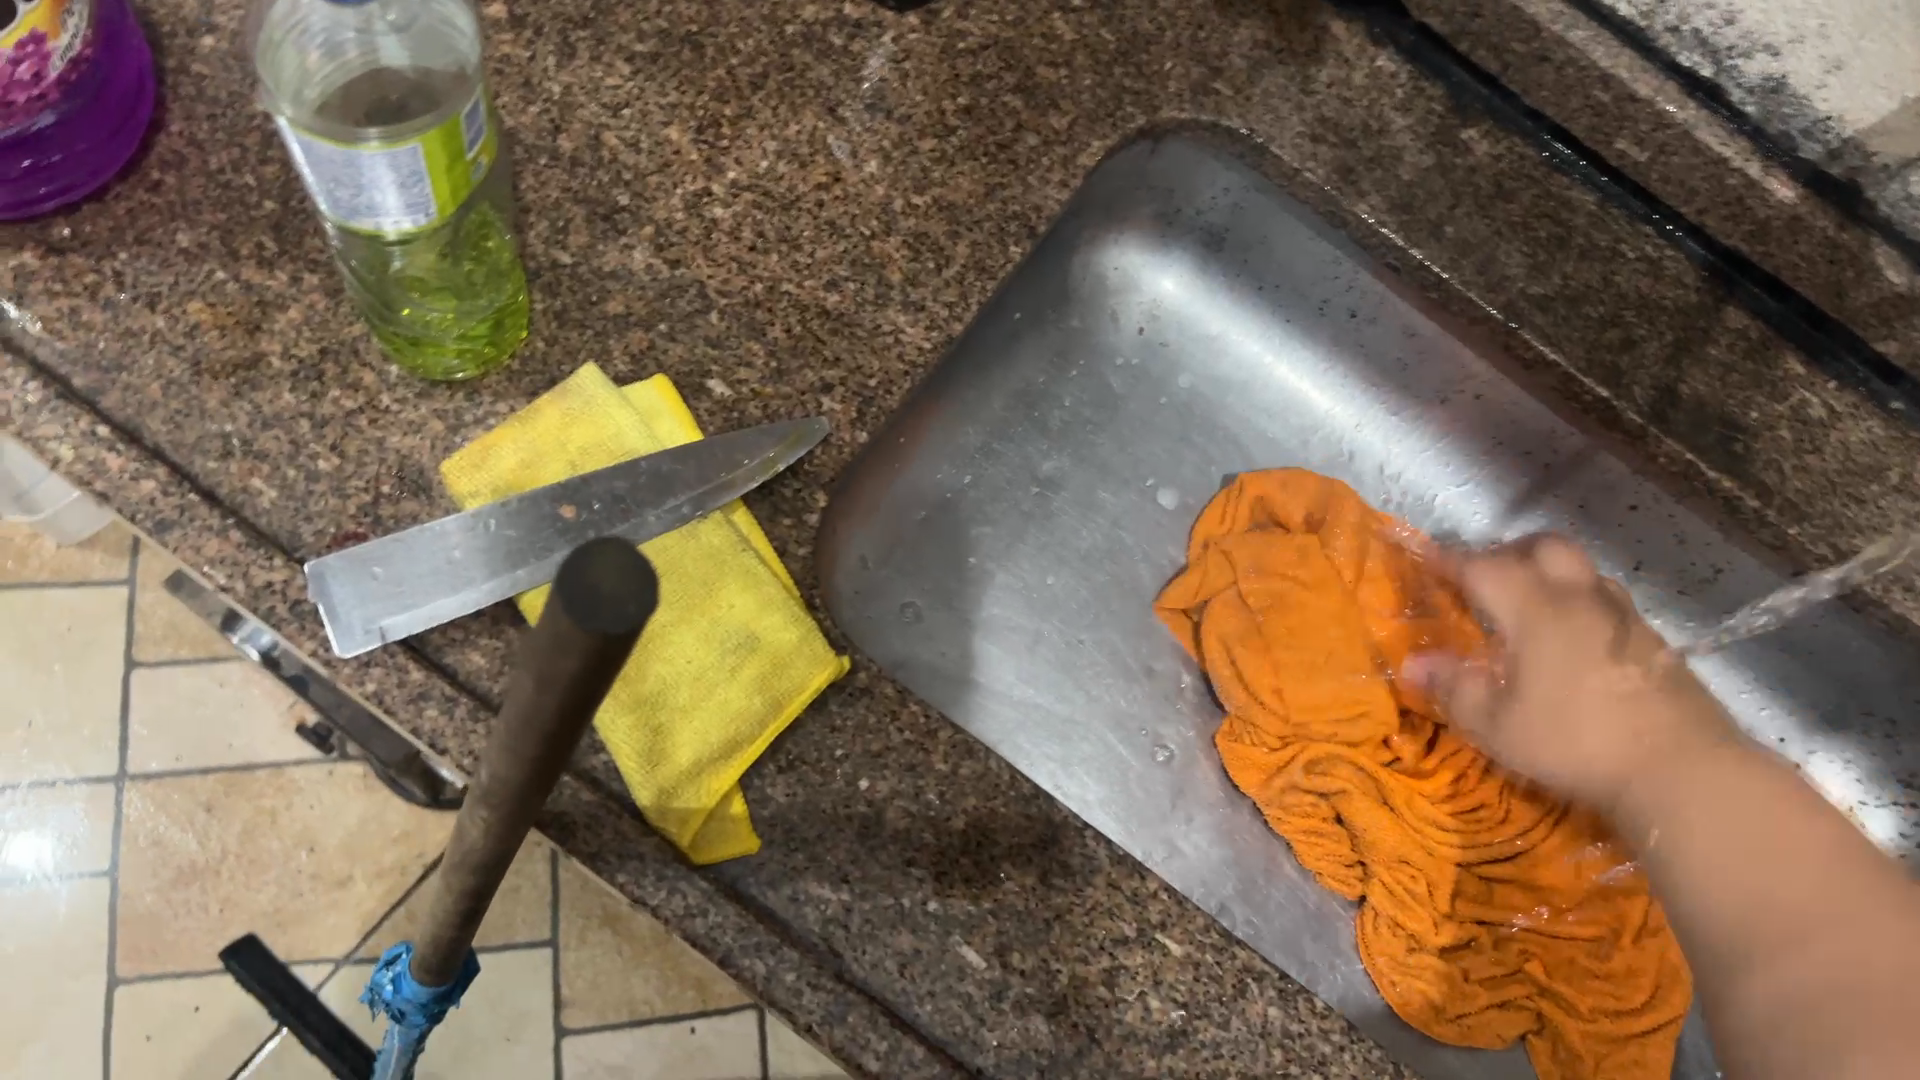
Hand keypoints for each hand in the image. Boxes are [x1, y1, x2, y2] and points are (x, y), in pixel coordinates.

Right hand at [1407, 534, 1739, 814]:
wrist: (1687, 772)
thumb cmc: (1575, 742)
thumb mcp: (1495, 725)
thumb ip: (1453, 687)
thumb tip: (1414, 664)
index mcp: (1535, 610)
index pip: (1482, 567)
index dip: (1448, 560)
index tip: (1425, 560)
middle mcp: (1579, 600)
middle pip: (1543, 547)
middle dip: (1507, 552)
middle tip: (1483, 578)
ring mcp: (1625, 619)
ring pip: (1582, 571)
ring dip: (1548, 575)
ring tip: (1526, 606)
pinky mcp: (1656, 644)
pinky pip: (1608, 604)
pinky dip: (1579, 606)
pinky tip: (1570, 642)